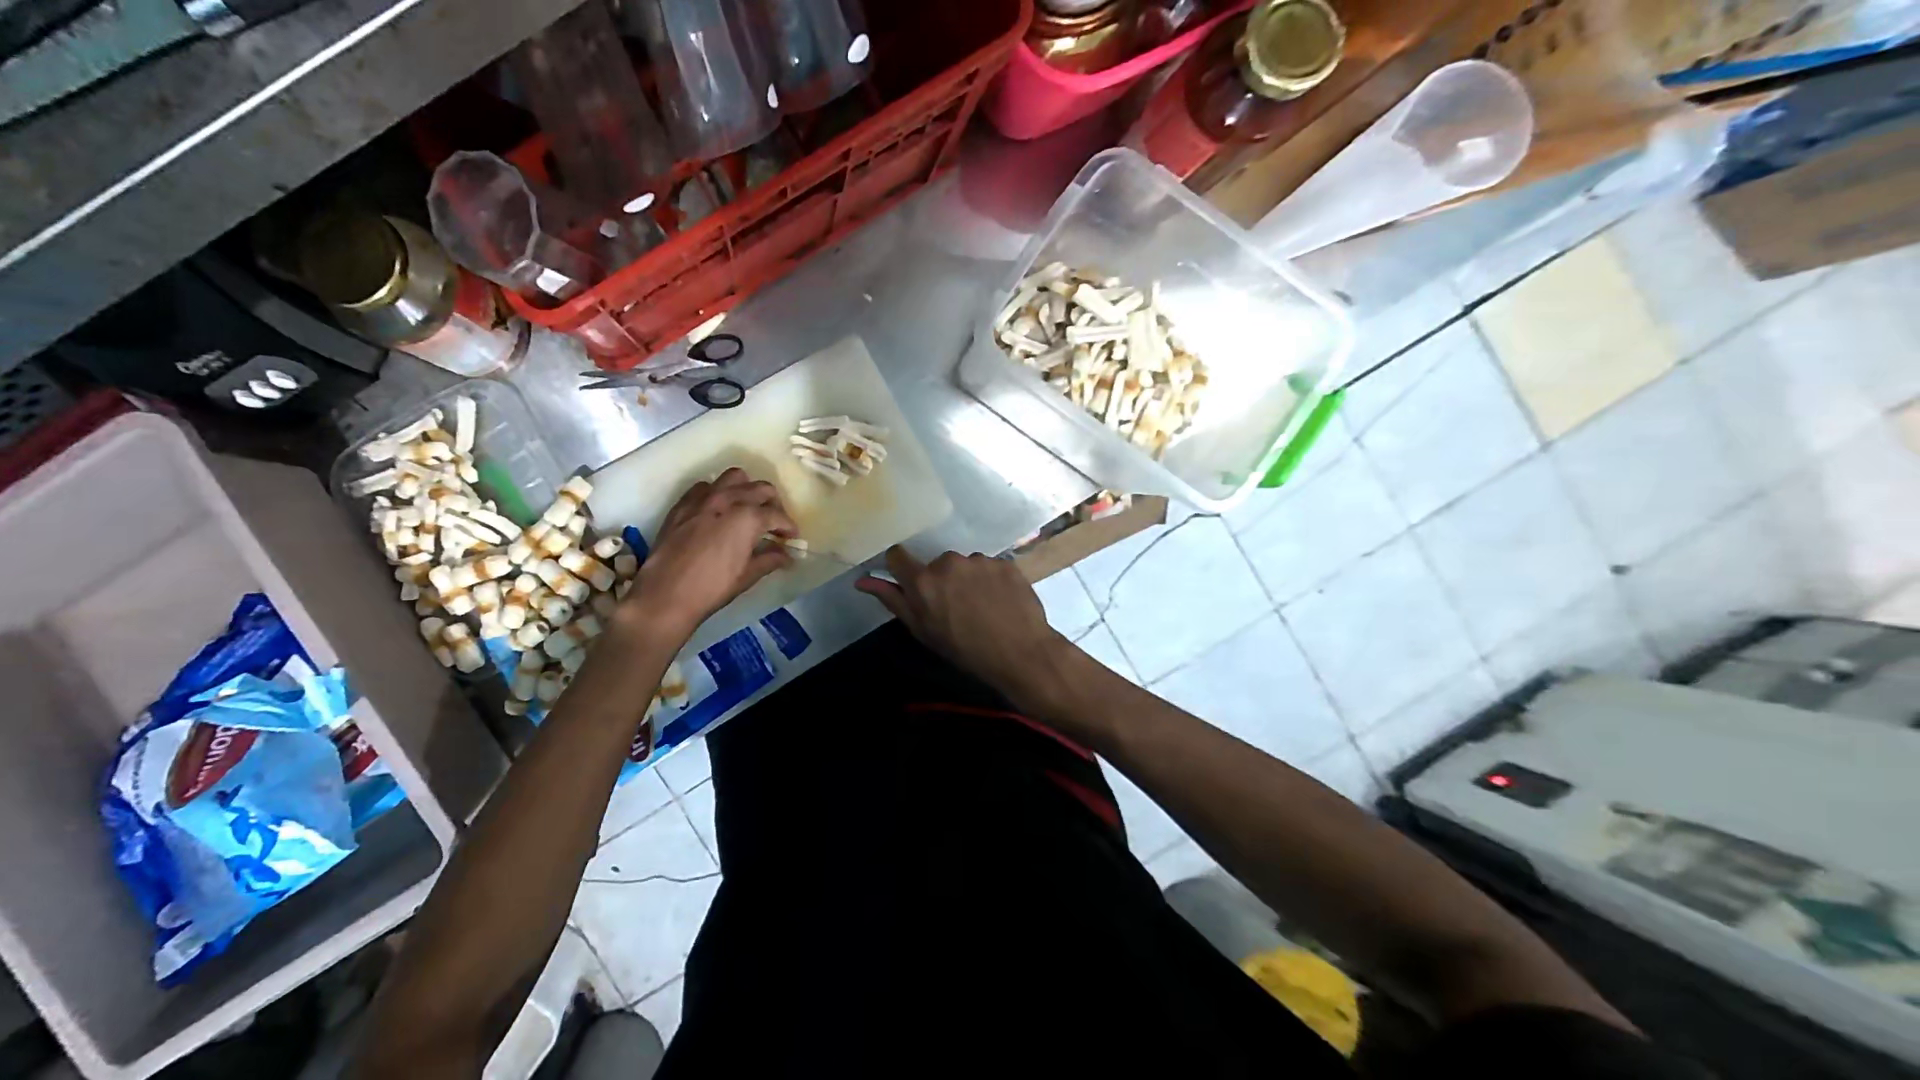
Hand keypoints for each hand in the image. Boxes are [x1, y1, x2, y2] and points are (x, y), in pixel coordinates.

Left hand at [629, 469, 797, 639]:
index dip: (788, 527)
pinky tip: (718, 510)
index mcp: (749, 517)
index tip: (791, 537)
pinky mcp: (683, 504)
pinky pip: (705, 487)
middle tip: (773, 522)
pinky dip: (718, 492)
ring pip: (734, 477)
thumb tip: (787, 556)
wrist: (666, 594)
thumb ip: (770, 559)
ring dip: (746, 489)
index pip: (777, 516)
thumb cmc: (712, 588)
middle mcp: (728, 500)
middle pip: (760, 489)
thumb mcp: (748, 575)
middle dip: (773, 504)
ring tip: (747, 507)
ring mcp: (703, 499)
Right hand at [855, 546, 1068, 694]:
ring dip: (968, 580)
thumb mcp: (923, 630)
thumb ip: (893, 600)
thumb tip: (862, 581)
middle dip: (941, 581)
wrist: (1020, 652)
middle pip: (936, 564)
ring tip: (982, 608)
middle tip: (956, 608)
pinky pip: (989, 567)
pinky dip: (991, 581)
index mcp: (923, 581)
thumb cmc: (965, 650)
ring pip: (965, 566)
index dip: (902, 569)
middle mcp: (948, 562)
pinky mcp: (1004, 562)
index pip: (898, 556)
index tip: (912, 584)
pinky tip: (999, 603)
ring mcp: (979, 560)